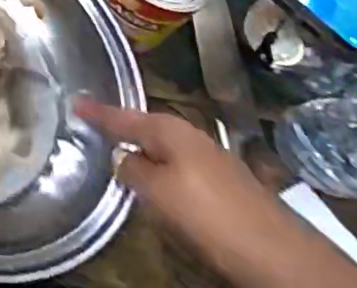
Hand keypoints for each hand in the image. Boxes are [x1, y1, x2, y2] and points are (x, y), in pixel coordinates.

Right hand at [77, 101, 356, 287]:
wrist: (282, 255)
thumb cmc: (212, 214)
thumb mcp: (160, 194)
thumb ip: (133, 171)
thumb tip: (121, 159)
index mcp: (168, 128)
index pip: (122, 115)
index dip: (97, 112)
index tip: (74, 102)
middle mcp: (187, 133)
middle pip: (143, 125)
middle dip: (118, 126)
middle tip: (90, 126)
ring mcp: (207, 156)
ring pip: (161, 146)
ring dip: (139, 148)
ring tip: (115, 152)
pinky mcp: (221, 181)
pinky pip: (176, 164)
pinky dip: (158, 167)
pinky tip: (153, 180)